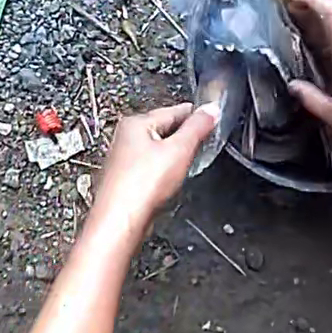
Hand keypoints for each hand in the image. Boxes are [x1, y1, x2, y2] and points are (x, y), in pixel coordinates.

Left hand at [91, 102, 220, 228]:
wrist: (120, 222)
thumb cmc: (140, 186)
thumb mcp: (179, 150)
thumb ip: (197, 127)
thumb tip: (211, 110)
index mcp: (136, 124)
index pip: (174, 111)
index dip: (196, 115)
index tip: (211, 116)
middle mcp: (126, 138)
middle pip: (164, 129)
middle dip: (185, 135)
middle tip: (206, 139)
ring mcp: (125, 159)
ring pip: (158, 149)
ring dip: (175, 153)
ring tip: (191, 158)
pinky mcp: (127, 180)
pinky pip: (152, 167)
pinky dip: (165, 169)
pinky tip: (171, 178)